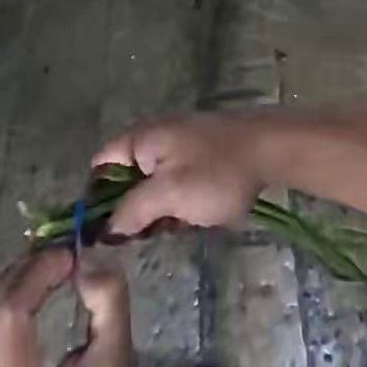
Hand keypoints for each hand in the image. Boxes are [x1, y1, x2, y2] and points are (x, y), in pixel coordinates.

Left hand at [0, 249, 131, 366]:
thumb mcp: (115, 356)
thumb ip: (109, 299)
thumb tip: (87, 261)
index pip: (9, 311)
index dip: (39, 271)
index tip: (73, 255)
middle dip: (30, 268)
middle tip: (66, 257)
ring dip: (19, 281)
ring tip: (55, 270)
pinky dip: (11, 300)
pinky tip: (37, 295)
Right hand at [92, 114, 265, 235]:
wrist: (269, 150)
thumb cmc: (216, 172)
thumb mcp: (169, 194)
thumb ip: (131, 210)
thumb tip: (104, 228)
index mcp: (141, 138)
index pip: (99, 165)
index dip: (97, 198)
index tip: (108, 230)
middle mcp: (154, 137)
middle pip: (125, 179)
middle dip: (135, 209)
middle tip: (154, 229)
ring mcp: (178, 145)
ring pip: (152, 186)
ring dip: (161, 209)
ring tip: (182, 221)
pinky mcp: (198, 155)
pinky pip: (175, 183)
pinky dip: (181, 201)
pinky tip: (198, 213)